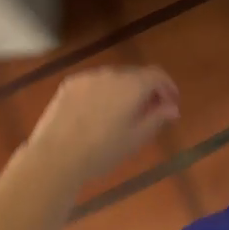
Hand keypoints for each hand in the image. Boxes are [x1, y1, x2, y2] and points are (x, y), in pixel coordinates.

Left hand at [22, 66, 179, 184]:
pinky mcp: (70, 84)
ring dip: (123, 91)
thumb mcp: (136, 139)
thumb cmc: (102, 151)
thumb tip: (172, 107)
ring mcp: (88, 77)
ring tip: (121, 115)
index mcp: (132, 85)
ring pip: (114, 79)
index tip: (171, 103)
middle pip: (136, 75)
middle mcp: (112, 73)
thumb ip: (157, 118)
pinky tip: (96, 114)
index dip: (167, 86)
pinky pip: (94, 83)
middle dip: (146, 90)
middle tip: (149, 112)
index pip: (157, 74)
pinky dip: (102, 93)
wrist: (56, 156)